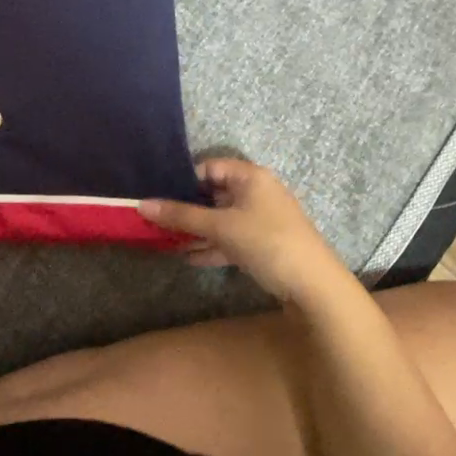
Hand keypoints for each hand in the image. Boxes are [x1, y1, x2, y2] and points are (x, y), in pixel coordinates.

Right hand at [138, 158, 346, 300]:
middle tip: (157, 219)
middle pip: (213, 194)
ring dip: (196, 230)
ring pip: (220, 219)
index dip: (184, 179)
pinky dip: (211, 246)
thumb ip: (181, 215)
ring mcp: (261, 220)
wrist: (314, 287)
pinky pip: (230, 239)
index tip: (158, 195)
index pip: (209, 167)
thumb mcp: (221, 226)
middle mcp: (256, 193)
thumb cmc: (267, 242)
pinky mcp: (263, 245)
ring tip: (165, 240)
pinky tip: (187, 257)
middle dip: (186, 208)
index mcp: (250, 176)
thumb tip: (141, 204)